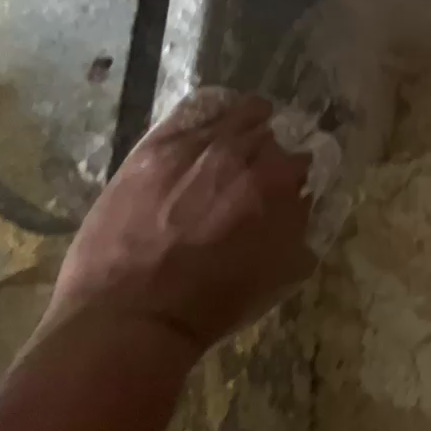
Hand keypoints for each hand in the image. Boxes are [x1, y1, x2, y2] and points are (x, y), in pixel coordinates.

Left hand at [41, 87, 316, 355]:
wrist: (128, 320)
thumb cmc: (213, 302)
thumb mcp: (282, 270)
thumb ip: (300, 222)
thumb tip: (303, 196)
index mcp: (277, 182)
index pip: (302, 158)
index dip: (296, 173)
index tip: (289, 186)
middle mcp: (241, 154)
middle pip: (270, 132)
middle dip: (270, 148)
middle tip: (259, 168)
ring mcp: (195, 148)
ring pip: (236, 113)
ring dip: (246, 122)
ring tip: (240, 134)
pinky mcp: (152, 151)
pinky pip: (192, 111)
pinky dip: (210, 110)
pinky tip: (212, 117)